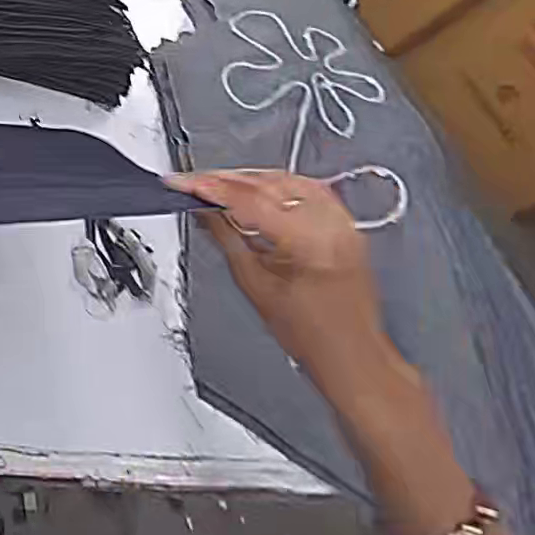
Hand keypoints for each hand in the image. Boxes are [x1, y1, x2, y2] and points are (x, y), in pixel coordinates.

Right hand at [165, 170, 391, 384]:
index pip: (247, 199)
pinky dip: (277, 184)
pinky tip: (258, 188)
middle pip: (267, 184)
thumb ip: (226, 236)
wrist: (350, 354)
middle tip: (194, 183)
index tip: (183, 183)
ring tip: (218, 184)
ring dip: (248, 179)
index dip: (208, 187)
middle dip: (225, 180)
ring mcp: (341, 223)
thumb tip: (204, 210)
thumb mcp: (252, 282)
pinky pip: (308, 188)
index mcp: (307, 241)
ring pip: (286, 181)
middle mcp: (330, 226)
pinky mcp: (345, 225)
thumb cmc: (310, 333)